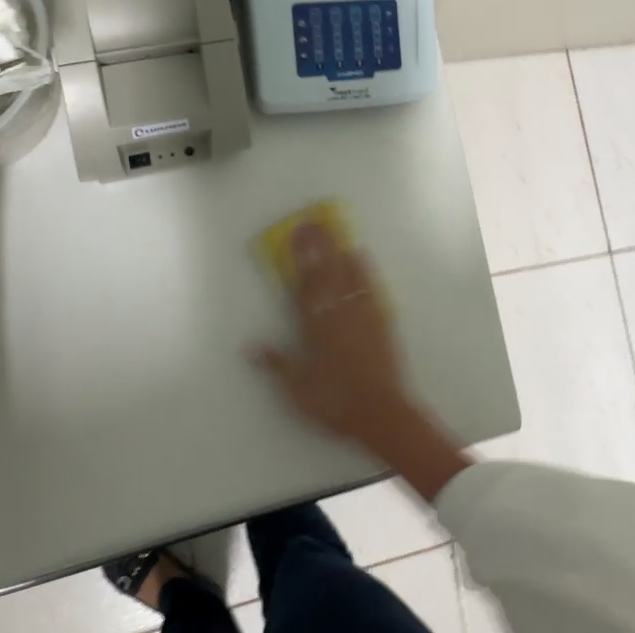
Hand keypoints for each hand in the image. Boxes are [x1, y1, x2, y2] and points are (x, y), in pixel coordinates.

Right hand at [252, 222, 473, 500]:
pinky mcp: (381, 321)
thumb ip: (278, 364)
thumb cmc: (336, 404)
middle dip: (318, 244)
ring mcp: (362, 314)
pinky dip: (363, 268)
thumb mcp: (298, 391)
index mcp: (316, 328)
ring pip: (348, 274)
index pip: (304, 286)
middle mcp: (338, 314)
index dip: (298, 259)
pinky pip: (370, 286)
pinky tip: (360, 254)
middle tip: (312, 221)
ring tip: (333, 227)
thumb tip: (251, 344)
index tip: (294, 235)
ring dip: (339, 249)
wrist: (382, 413)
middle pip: (326, 272)